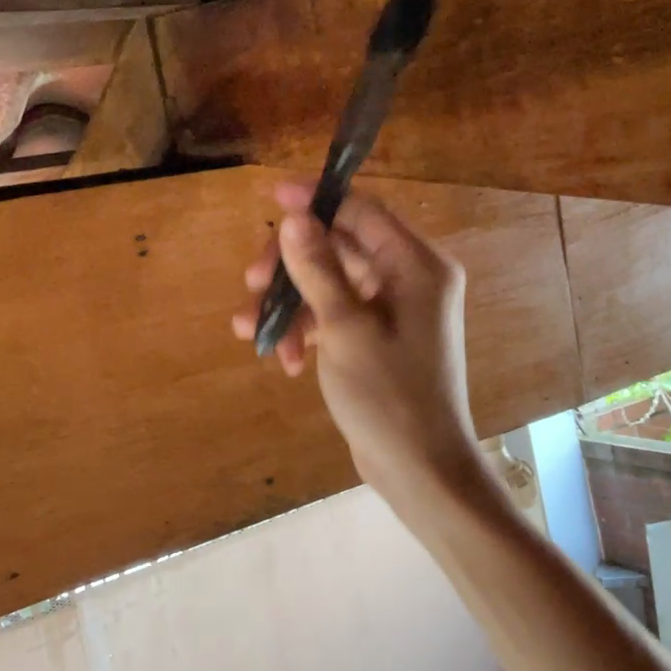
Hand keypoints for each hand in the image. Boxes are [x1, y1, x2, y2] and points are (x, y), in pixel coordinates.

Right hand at [233, 182, 496, 503]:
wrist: (421, 472)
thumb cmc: (390, 398)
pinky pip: (334, 316)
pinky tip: (285, 360)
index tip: (272, 198)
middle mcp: (409, 280)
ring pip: (328, 285)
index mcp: (417, 266)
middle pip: (338, 247)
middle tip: (252, 284)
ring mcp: (392, 311)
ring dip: (290, 306)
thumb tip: (294, 217)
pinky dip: (306, 330)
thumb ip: (318, 270)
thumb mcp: (346, 329)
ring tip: (250, 331)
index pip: (363, 212)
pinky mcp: (376, 339)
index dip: (316, 201)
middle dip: (291, 266)